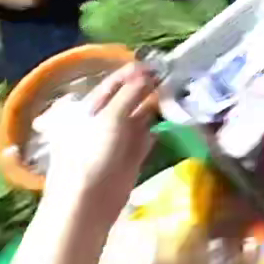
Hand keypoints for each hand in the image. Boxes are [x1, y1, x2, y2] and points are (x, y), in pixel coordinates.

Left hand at [44, 63, 157, 210]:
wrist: (89, 199)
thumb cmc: (92, 153)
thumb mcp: (110, 117)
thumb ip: (131, 93)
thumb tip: (148, 72)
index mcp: (89, 107)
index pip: (112, 83)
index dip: (131, 72)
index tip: (155, 64)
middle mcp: (102, 120)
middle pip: (126, 98)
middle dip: (146, 88)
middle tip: (170, 77)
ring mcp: (116, 139)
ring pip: (138, 117)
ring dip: (153, 106)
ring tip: (174, 94)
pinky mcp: (130, 156)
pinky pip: (145, 137)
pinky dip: (156, 128)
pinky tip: (169, 119)